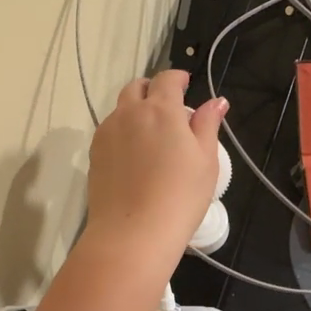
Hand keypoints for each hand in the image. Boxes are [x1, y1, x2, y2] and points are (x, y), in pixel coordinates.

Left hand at [86, 70, 227, 254]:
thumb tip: (216, 101)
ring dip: (136, 111)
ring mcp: (107, 132)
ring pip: (121, 110)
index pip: (167, 79)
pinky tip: (134, 157)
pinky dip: (123, 133)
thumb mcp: (206, 161)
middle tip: (167, 108)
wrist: (134, 232)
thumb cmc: (180, 197)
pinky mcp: (95, 154)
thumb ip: (208, 126)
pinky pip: (110, 132)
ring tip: (150, 135)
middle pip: (137, 88)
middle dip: (152, 90)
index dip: (177, 78)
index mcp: (161, 109)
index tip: (185, 84)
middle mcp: (129, 113)